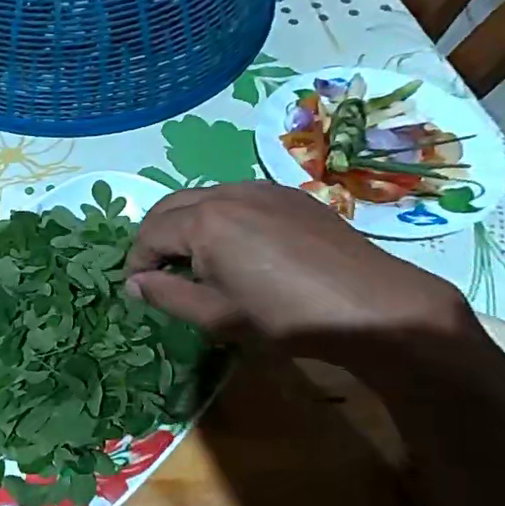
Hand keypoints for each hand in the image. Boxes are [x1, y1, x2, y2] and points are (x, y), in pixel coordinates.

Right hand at [124, 182, 472, 363]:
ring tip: (195, 258)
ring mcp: (260, 188)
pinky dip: (220, 216)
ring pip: (203, 196)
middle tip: (158, 270)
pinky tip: (237, 245)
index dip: (136, 262)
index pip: (150, 235)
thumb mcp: (216, 316)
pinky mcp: (288, 194)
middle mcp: (226, 193)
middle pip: (171, 206)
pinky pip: (237, 196)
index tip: (137, 288)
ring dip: (187, 223)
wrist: (371, 306)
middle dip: (155, 236)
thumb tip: (133, 284)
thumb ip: (166, 294)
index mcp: (203, 222)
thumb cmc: (285, 317)